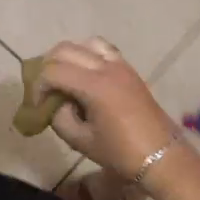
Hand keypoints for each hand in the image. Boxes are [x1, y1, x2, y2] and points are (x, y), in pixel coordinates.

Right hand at [36, 38, 182, 179]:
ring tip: (63, 77)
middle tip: (45, 91)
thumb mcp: (81, 141)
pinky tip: (83, 75)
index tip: (37, 105)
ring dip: (67, 56)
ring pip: (84, 43)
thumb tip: (56, 103)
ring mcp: (120, 65)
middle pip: (64, 50)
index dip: (38, 87)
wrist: (162, 156)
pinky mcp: (128, 69)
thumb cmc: (121, 153)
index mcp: (95, 86)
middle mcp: (106, 68)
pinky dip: (86, 54)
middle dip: (48, 68)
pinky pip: (102, 49)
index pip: (52, 71)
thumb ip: (59, 118)